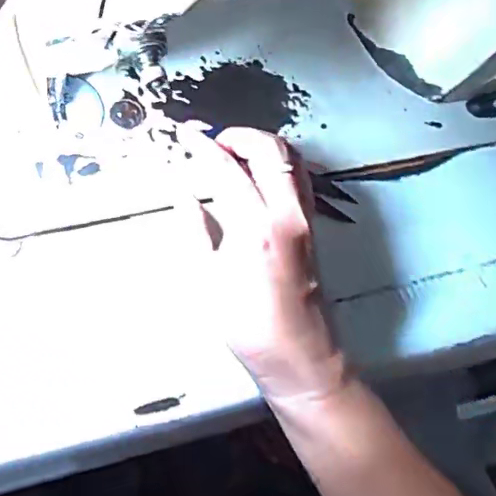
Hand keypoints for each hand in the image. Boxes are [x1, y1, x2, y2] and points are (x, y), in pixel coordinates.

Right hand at [175, 123, 349, 403]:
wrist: (303, 360)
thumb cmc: (250, 327)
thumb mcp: (207, 279)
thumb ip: (194, 229)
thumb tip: (182, 192)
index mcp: (256, 229)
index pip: (228, 168)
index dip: (203, 146)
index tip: (186, 135)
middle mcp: (287, 215)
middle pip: (270, 150)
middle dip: (238, 136)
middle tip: (212, 142)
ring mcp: (305, 218)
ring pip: (292, 158)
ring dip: (261, 145)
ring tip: (232, 152)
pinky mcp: (312, 225)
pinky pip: (299, 176)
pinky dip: (277, 162)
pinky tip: (255, 173)